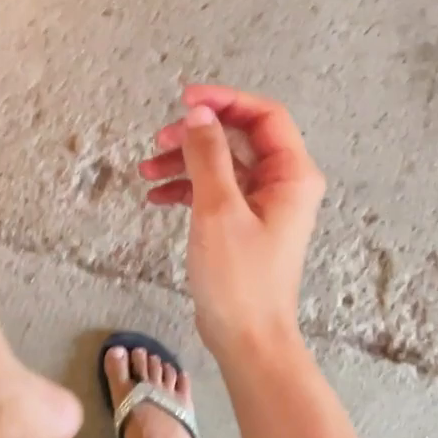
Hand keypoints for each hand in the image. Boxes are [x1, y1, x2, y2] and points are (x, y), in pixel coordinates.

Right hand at [138, 85, 324, 362]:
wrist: (246, 336)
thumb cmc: (239, 280)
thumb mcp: (218, 211)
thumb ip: (207, 157)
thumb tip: (197, 116)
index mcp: (292, 175)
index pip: (263, 117)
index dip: (224, 101)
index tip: (184, 100)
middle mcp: (282, 185)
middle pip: (238, 139)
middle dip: (196, 135)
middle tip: (158, 141)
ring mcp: (262, 207)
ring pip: (220, 166)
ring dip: (183, 163)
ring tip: (146, 171)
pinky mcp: (241, 227)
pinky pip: (213, 193)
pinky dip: (185, 189)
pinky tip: (157, 197)